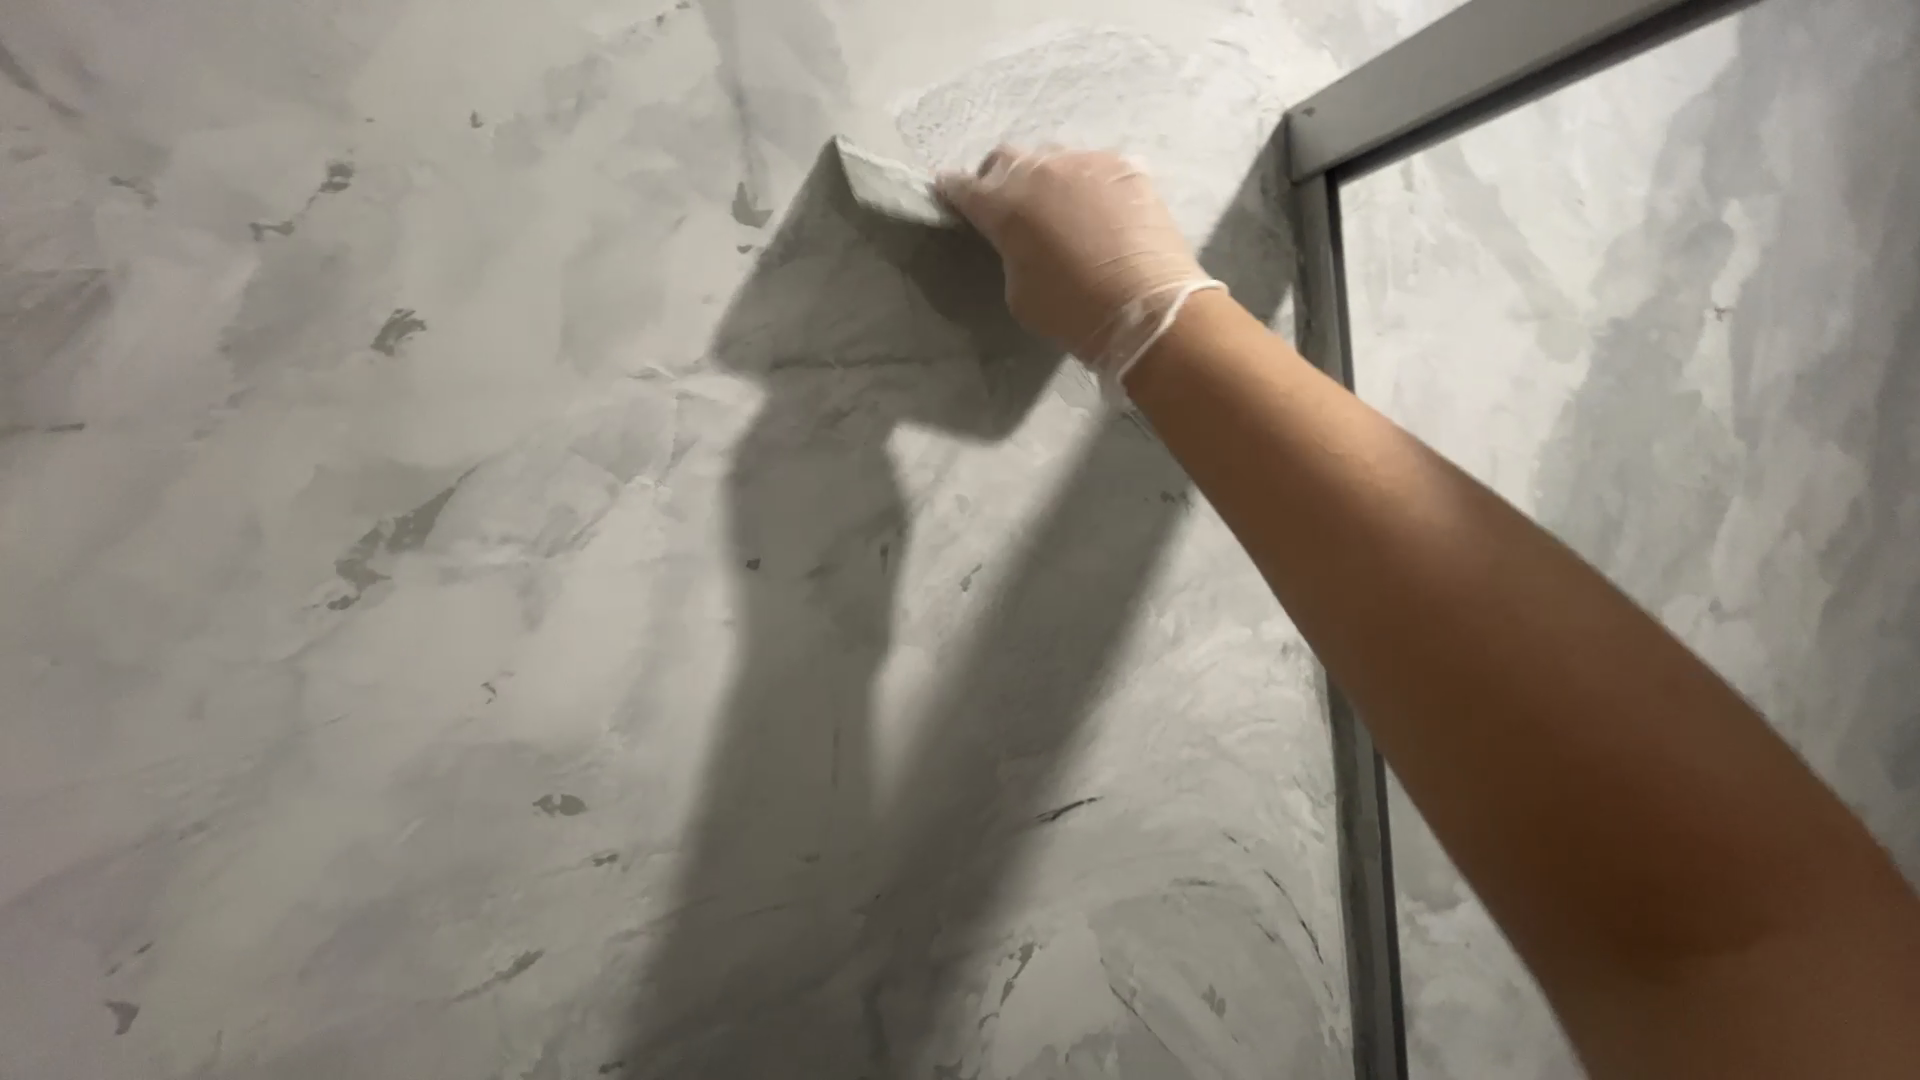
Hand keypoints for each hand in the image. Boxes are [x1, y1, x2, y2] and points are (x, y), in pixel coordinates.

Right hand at [938, 147, 1224, 390]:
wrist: (1145, 307)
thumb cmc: (1071, 311)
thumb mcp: (1018, 292)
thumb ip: (1009, 253)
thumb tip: (1019, 240)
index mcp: (1004, 204)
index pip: (964, 187)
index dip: (953, 191)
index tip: (949, 193)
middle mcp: (1040, 171)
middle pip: (1007, 159)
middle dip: (999, 177)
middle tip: (1006, 203)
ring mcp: (1086, 162)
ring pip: (1053, 158)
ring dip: (1047, 178)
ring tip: (1057, 206)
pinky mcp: (1126, 167)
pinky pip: (1096, 167)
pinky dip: (1089, 185)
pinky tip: (1099, 210)